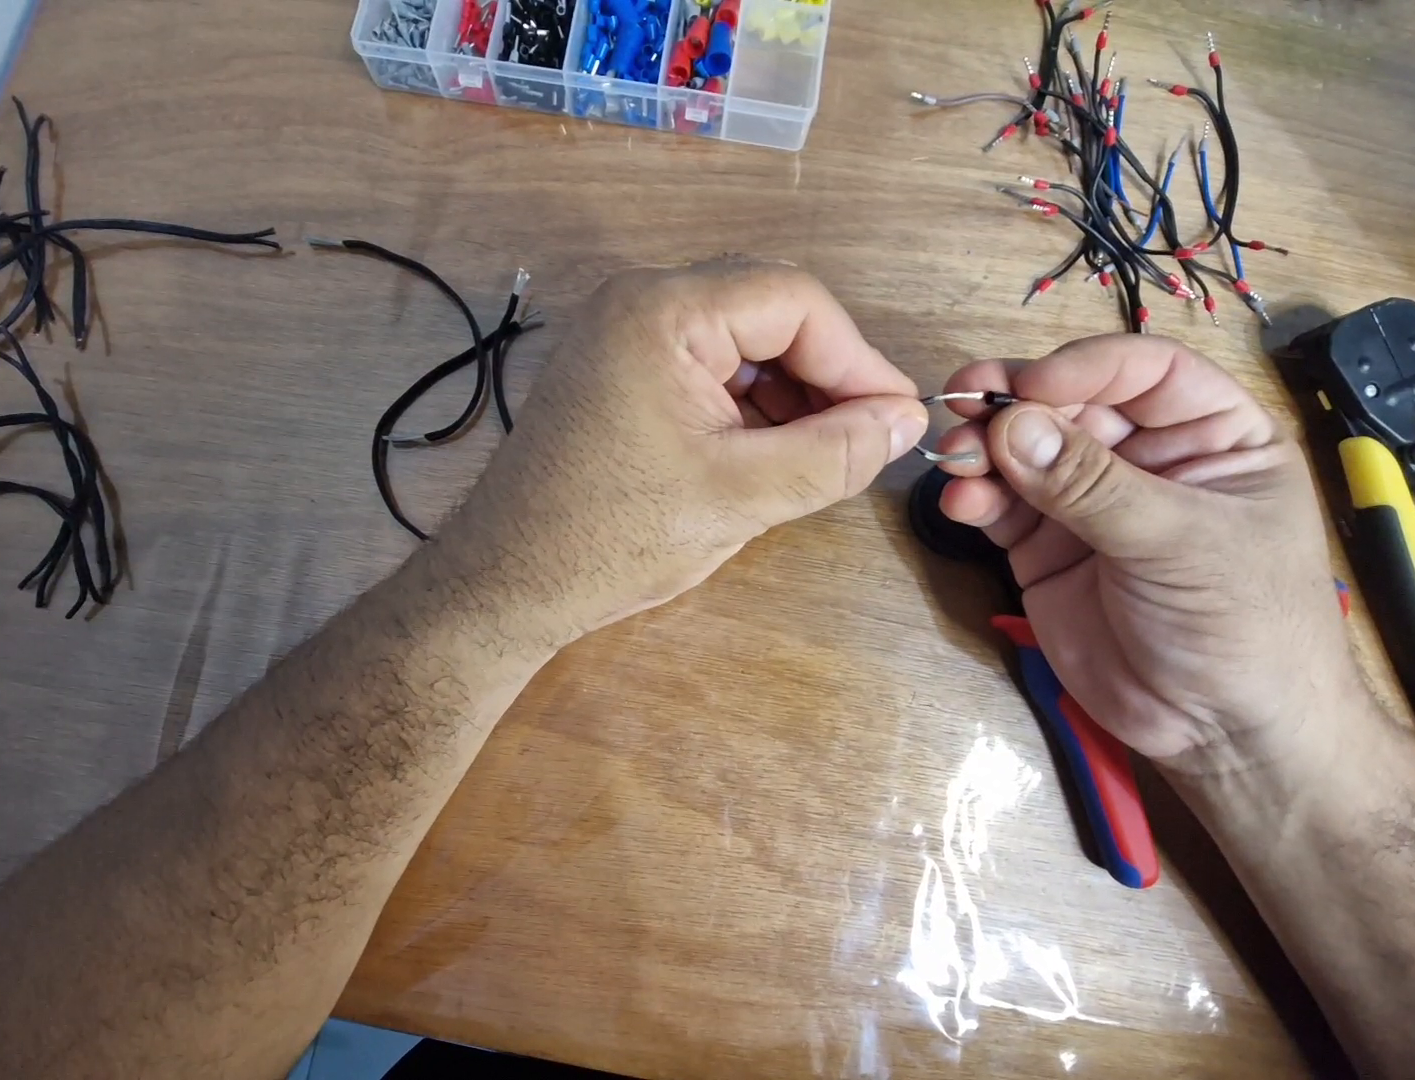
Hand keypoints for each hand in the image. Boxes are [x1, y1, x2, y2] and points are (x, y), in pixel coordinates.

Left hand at [437, 260, 927, 637]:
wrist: (509, 582)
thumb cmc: (613, 539)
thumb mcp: (740, 498)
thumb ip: (835, 453)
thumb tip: (905, 420)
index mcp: (662, 312)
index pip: (794, 300)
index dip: (857, 358)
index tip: (896, 418)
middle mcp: (638, 302)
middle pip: (767, 311)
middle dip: (824, 374)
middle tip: (863, 437)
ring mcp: (622, 335)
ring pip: (740, 342)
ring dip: (790, 392)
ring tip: (819, 454)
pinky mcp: (619, 373)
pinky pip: (705, 369)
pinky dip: (748, 406)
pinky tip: (769, 452)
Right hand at [932, 336, 1359, 774]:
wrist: (1214, 731)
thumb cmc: (1240, 625)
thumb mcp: (1178, 544)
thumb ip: (1091, 485)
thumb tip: (1011, 427)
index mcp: (1207, 436)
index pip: (1143, 373)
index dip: (1083, 369)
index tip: (1027, 388)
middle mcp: (1141, 458)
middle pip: (1067, 406)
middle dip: (1013, 405)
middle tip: (960, 402)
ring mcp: (1084, 504)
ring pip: (1022, 454)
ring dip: (981, 449)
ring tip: (953, 458)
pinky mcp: (1041, 546)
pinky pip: (1000, 507)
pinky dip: (975, 499)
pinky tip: (959, 502)